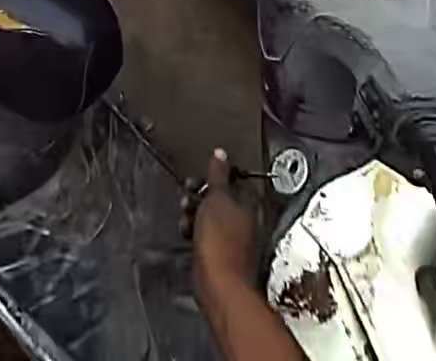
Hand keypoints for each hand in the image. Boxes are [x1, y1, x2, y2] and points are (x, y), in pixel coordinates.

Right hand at [192, 149, 256, 292]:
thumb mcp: (217, 197)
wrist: (218, 282)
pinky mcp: (218, 251)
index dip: (215, 175)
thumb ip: (218, 174)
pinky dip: (194, 230)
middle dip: (200, 194)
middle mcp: (243, 219)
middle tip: (190, 195)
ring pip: (209, 214)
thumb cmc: (221, 240)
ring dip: (194, 212)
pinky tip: (187, 233)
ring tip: (187, 217)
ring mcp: (231, 237)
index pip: (232, 179)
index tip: (201, 176)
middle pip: (218, 196)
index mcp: (248, 204)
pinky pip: (204, 232)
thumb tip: (221, 153)